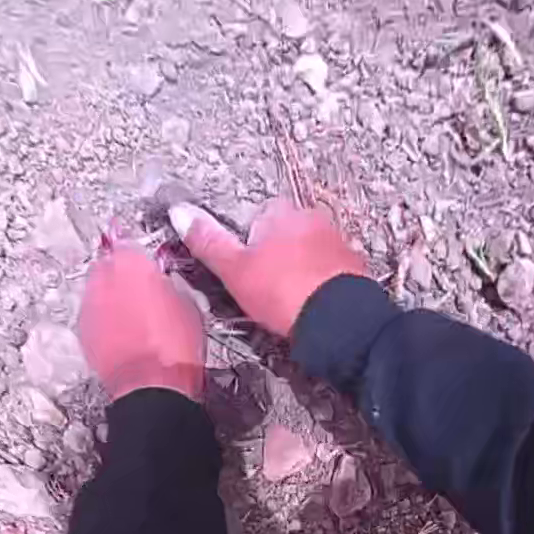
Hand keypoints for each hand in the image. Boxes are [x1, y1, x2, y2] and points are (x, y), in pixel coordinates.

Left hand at [75, 241, 204, 401]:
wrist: (152, 388)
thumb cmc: (174, 353)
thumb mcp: (190, 308)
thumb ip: (172, 285)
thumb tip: (167, 283)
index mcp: (134, 267)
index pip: (132, 244)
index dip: (144, 255)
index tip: (151, 263)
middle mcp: (105, 280)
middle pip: (109, 264)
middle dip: (124, 273)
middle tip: (142, 287)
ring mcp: (91, 305)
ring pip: (99, 288)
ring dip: (114, 295)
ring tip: (135, 313)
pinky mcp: (84, 330)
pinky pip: (94, 314)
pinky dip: (106, 318)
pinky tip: (125, 331)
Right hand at [169, 198, 366, 336]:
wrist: (337, 320)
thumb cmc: (283, 292)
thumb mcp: (235, 269)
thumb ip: (208, 241)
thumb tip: (179, 212)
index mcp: (281, 212)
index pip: (257, 215)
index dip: (247, 244)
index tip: (246, 269)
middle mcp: (313, 219)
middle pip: (285, 233)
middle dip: (276, 255)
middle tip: (267, 287)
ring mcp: (337, 242)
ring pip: (309, 252)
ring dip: (300, 269)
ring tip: (290, 299)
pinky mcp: (354, 268)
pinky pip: (330, 271)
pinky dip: (320, 283)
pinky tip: (313, 303)